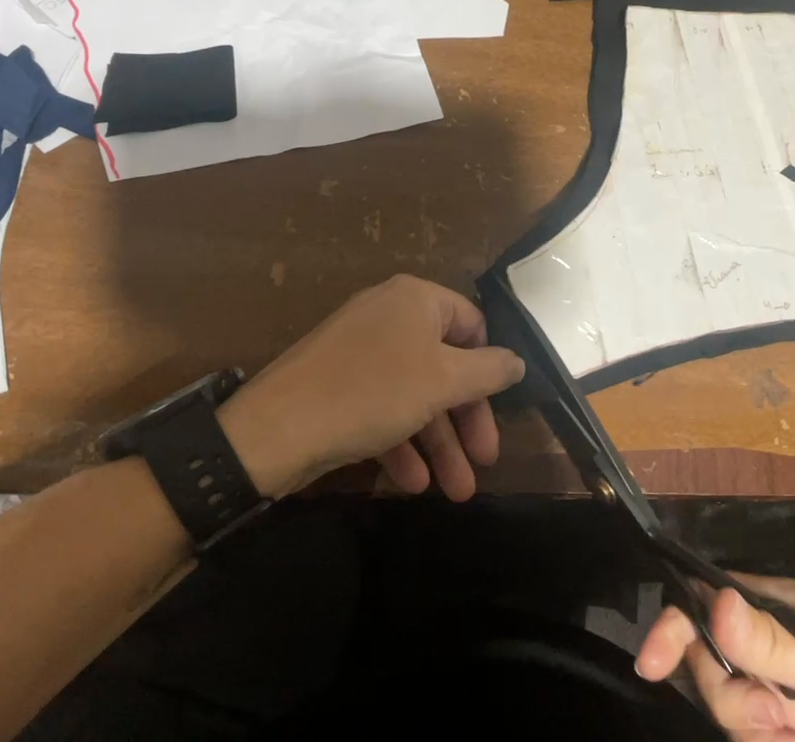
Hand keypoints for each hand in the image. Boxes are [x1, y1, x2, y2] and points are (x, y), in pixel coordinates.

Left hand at [217, 275, 525, 500]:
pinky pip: (384, 410)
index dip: (490, 367)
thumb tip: (518, 362)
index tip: (502, 408)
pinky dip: (402, 444)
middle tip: (486, 462)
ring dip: (439, 444)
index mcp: (416, 301)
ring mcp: (362, 355)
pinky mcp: (340, 388)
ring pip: (416, 396)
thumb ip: (488, 371)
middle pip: (446, 367)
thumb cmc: (372, 392)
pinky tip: (413, 485)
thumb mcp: (442, 382)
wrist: (275, 429)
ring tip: (456, 492)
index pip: (472, 325)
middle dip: (466, 422)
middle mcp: (390, 319)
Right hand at [635, 574, 794, 741]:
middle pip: (712, 665)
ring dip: (762, 732)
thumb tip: (713, 600)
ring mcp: (787, 696)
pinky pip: (756, 737)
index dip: (676, 627)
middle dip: (738, 701)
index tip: (649, 665)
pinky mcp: (794, 734)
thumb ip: (774, 644)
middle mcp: (777, 648)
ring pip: (732, 711)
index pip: (709, 602)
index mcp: (786, 611)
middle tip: (790, 723)